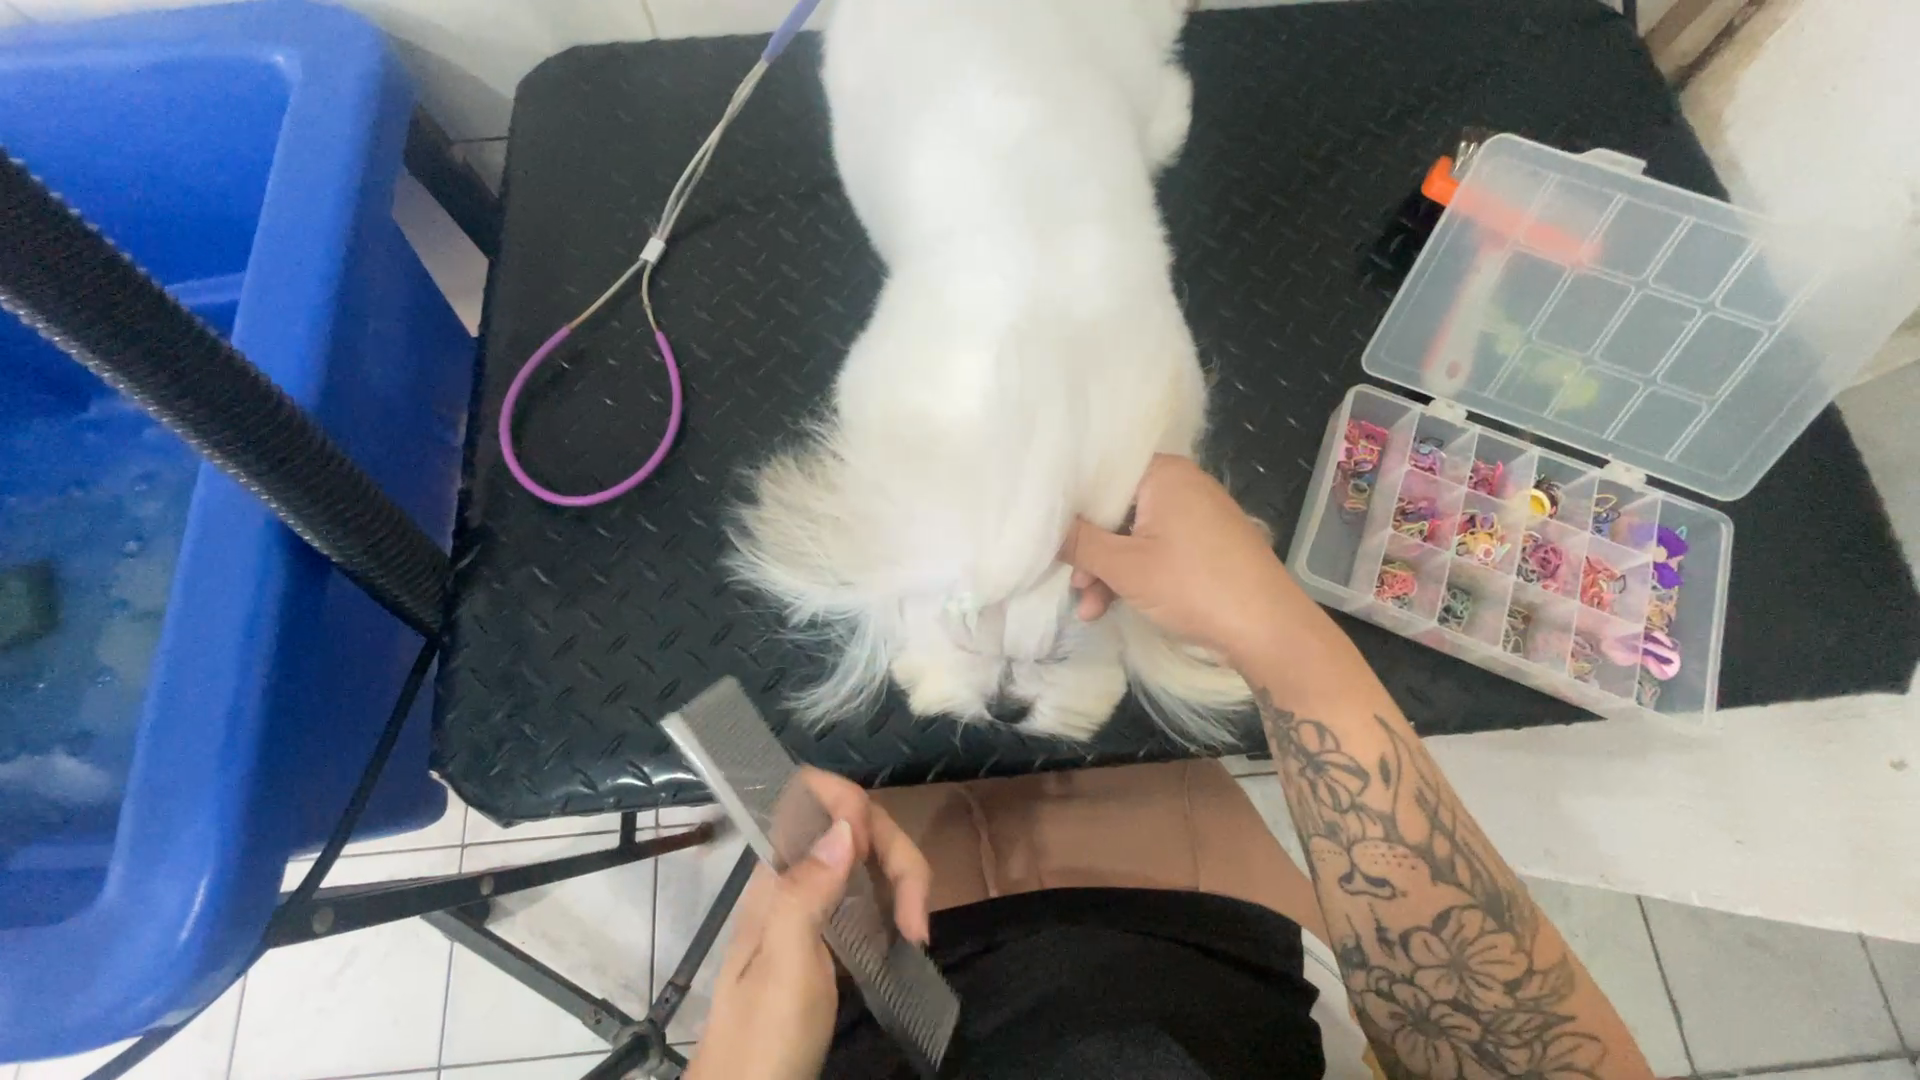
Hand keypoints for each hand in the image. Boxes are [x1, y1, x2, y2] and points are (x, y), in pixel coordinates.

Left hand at [685, 769, 931, 1079]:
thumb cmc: (762, 1042)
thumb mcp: (786, 968)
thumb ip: (807, 891)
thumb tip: (846, 824)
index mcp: (776, 875)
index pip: (812, 798)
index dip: (852, 805)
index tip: (877, 857)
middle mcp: (795, 879)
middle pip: (855, 827)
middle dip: (897, 856)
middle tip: (918, 923)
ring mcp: (813, 906)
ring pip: (869, 861)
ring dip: (904, 883)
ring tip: (917, 937)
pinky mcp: (830, 935)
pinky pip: (871, 896)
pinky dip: (898, 907)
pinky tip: (906, 940)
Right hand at [1061, 455, 1315, 663]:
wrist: (1267, 628)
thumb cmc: (1193, 585)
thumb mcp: (1124, 567)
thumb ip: (1078, 543)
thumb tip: (1040, 525)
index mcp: (1163, 474)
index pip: (1101, 474)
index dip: (1070, 502)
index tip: (1043, 527)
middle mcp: (1181, 485)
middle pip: (1114, 509)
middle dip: (1088, 549)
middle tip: (1069, 580)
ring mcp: (1195, 515)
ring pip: (1131, 535)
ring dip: (1106, 571)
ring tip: (1087, 607)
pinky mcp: (1203, 544)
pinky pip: (1154, 549)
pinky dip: (1131, 575)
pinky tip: (1108, 607)